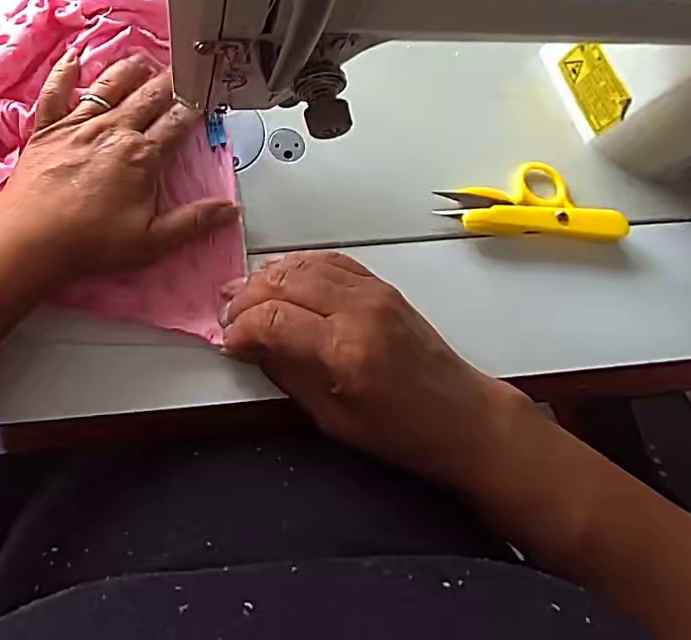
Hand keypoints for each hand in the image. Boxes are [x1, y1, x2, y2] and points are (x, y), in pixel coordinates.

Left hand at [0, 51, 239, 279]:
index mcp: (142, 155)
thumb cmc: (90, 242)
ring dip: (130, 68)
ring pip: (110, 84)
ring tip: (143, 60)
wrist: (30, 239)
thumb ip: (194, 221)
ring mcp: (79, 124)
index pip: (177, 121)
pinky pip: (57, 90)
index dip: (193, 106)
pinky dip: (65, 71)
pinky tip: (74, 56)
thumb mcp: (152, 241)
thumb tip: (231, 210)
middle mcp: (114, 130)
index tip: (203, 97)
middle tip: (181, 72)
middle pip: (149, 95)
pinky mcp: (48, 127)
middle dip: (169, 81)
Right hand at [221, 252, 531, 493]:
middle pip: (284, 282)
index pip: (274, 319)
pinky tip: (281, 274)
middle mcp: (359, 311)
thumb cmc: (403, 431)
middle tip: (228, 313)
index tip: (228, 340)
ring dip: (267, 274)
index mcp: (347, 351)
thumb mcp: (333, 418)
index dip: (241, 327)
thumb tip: (252, 347)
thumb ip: (287, 373)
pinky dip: (298, 264)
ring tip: (244, 290)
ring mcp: (373, 292)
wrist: (461, 416)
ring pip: (304, 264)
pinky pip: (330, 260)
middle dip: (247, 295)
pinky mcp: (381, 285)